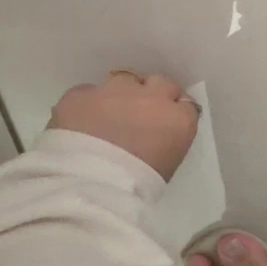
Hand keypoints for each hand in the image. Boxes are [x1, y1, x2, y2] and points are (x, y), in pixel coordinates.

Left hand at [47, 70, 198, 179]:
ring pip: (123, 80)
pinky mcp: (80, 94)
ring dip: (121, 94)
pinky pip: (87, 92)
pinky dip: (87, 104)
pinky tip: (81, 122)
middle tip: (142, 113)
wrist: (90, 185)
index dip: (175, 111)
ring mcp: (114, 91)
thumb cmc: (138, 184)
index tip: (166, 122)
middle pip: (160, 82)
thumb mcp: (169, 161)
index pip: (186, 104)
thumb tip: (158, 130)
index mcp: (178, 118)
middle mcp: (151, 97)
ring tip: (108, 116)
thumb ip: (168, 137)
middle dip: (153, 93)